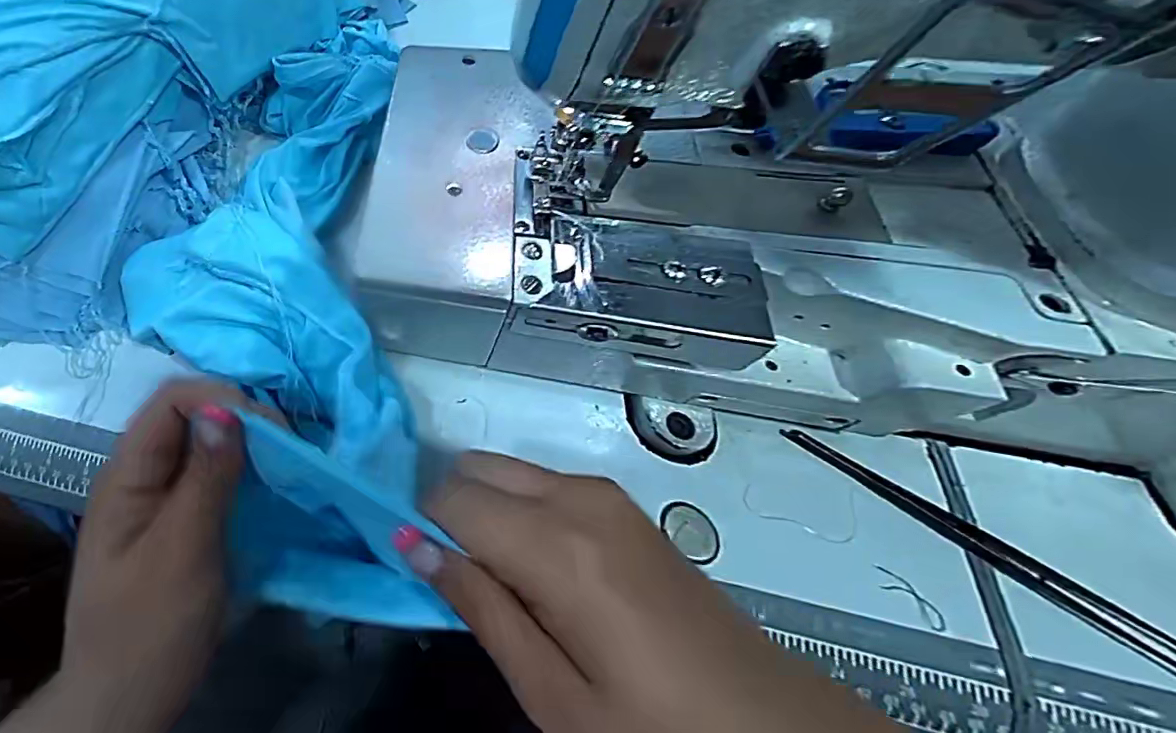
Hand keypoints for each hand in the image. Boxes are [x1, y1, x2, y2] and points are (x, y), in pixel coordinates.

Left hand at [0, 379, 272, 732]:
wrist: (121, 707)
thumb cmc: (148, 631)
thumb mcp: (182, 552)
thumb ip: (205, 478)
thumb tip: (228, 408)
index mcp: (127, 474)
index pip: (170, 400)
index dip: (219, 398)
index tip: (267, 428)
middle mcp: (141, 473)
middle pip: (189, 414)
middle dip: (239, 415)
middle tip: (284, 446)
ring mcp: (159, 495)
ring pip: (204, 441)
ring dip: (245, 441)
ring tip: (283, 459)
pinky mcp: (179, 517)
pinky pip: (211, 472)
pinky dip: (242, 467)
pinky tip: (267, 480)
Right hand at [397, 452, 894, 732]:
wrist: (771, 725)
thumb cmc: (656, 727)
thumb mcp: (554, 695)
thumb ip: (479, 607)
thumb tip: (412, 547)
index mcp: (555, 543)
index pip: (451, 499)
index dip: (417, 522)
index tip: (404, 557)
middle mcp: (575, 495)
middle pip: (475, 468)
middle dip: (447, 508)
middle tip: (446, 573)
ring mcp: (602, 492)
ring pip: (506, 470)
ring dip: (482, 507)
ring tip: (490, 577)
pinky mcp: (620, 502)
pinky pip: (541, 482)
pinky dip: (516, 507)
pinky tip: (532, 566)